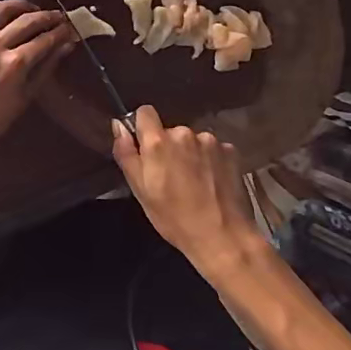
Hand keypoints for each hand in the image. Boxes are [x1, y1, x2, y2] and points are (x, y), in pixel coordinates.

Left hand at [0, 0, 74, 165]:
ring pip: (0, 10)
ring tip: (30, 9)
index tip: (69, 27)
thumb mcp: (28, 95)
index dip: (61, 31)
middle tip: (57, 16)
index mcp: (15, 64)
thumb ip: (47, 66)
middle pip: (27, 20)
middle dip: (47, 16)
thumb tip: (67, 44)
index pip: (45, 38)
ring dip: (19, 6)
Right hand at [113, 106, 265, 277]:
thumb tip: (119, 125)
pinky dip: (210, 160)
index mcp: (157, 141)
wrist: (223, 237)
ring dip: (190, 154)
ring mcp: (210, 141)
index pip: (144, 112)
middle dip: (168, 147)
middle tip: (171, 176)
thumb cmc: (174, 217)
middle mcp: (183, 133)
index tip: (145, 149)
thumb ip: (125, 152)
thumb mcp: (139, 189)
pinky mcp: (231, 151)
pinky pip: (212, 149)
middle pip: (169, 130)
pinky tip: (212, 182)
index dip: (143, 128)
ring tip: (194, 182)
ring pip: (192, 140)